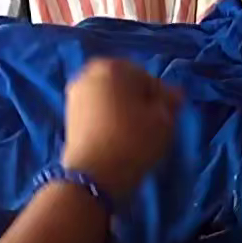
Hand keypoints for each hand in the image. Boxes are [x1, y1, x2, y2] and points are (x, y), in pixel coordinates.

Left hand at [61, 58, 181, 201]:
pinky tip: (116, 138)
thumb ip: (170, 101)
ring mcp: (75, 94)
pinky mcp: (68, 115)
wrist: (94, 176)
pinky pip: (96, 112)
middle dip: (138, 102)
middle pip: (125, 86)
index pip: (148, 79)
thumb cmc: (133, 142)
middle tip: (150, 127)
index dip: (160, 99)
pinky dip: (107, 120)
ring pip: (110, 99)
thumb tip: (173, 93)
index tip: (166, 119)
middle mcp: (90, 73)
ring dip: (122, 111)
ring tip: (133, 135)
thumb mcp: (164, 121)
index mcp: (115, 66)